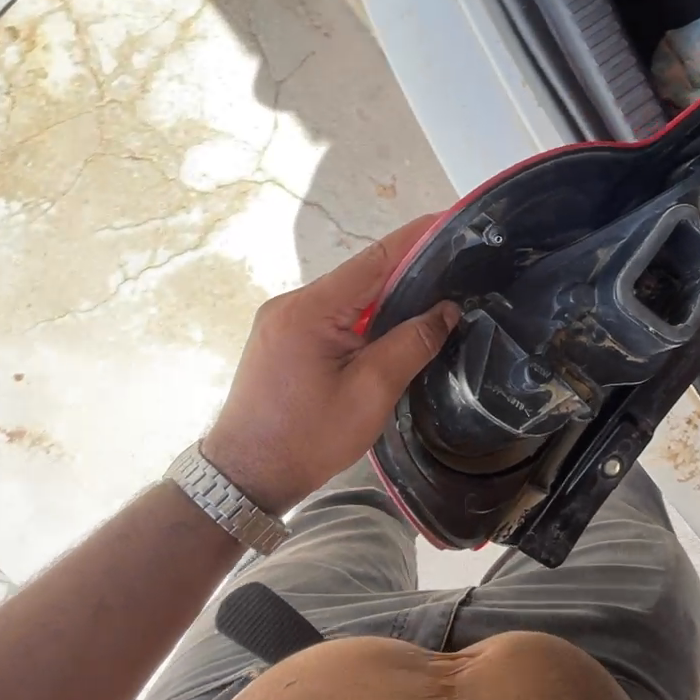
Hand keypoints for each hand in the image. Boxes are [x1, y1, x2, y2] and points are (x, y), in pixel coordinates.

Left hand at [202, 214, 459, 511]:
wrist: (242, 479)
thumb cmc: (306, 438)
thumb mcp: (371, 391)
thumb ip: (412, 343)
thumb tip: (447, 310)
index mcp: (310, 310)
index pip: (374, 259)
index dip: (416, 238)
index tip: (450, 219)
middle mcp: (293, 305)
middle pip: (363, 274)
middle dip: (410, 267)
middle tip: (457, 263)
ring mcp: (284, 321)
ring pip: (350, 296)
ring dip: (391, 294)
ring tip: (438, 293)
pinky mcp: (284, 339)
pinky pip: (336, 314)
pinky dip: (369, 314)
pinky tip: (397, 323)